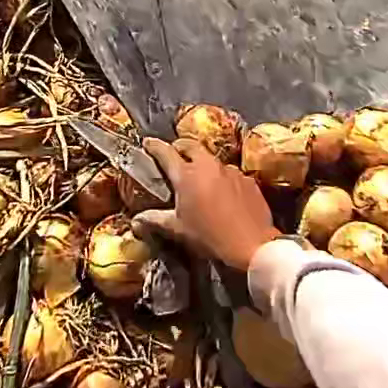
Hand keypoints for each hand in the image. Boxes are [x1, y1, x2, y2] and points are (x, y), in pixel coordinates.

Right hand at [132, 137, 279, 270]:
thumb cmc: (209, 236)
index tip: (147, 143)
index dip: (154, 146)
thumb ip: (155, 220)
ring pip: (211, 159)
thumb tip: (135, 220)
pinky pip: (229, 172)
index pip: (166, 152)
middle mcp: (207, 165)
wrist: (252, 243)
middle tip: (174, 155)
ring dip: (202, 164)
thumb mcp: (178, 230)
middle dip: (179, 147)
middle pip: (190, 145)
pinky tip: (222, 193)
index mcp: (186, 175)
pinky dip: (221, 177)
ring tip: (199, 177)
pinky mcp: (246, 178)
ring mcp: (230, 170)